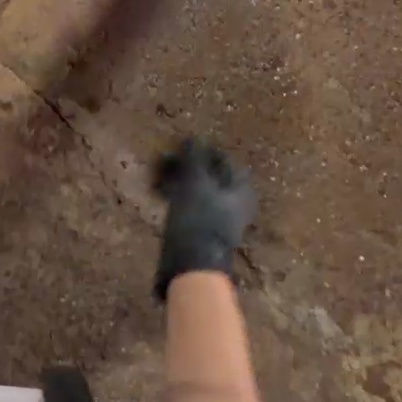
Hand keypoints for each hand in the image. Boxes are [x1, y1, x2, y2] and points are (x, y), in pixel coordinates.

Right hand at [152, 138, 255, 299]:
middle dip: (189, 167)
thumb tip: (193, 138)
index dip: (202, 150)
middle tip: (166, 161)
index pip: (224, 160)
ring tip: (159, 178)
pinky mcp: (204, 231)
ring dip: (181, 182)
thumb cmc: (198, 218)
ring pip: (201, 192)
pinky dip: (178, 198)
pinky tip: (162, 197)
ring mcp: (221, 219)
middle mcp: (236, 203)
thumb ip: (195, 159)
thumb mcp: (195, 183)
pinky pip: (193, 206)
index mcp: (241, 189)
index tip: (179, 145)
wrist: (192, 264)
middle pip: (213, 176)